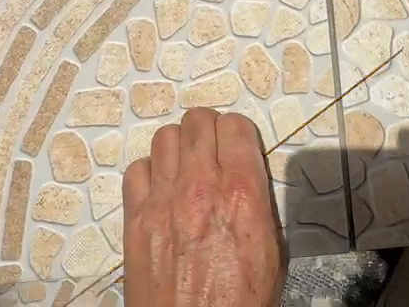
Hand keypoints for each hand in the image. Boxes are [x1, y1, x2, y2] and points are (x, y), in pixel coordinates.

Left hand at [123, 108, 284, 306]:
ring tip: (185, 167)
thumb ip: (259, 202)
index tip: (237, 146)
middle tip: (212, 151)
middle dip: (208, 130)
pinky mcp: (136, 220)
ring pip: (165, 137)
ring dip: (178, 146)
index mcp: (242, 193)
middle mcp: (201, 187)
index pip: (235, 125)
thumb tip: (247, 174)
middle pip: (197, 120)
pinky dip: (150, 174)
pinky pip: (137, 170)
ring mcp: (163, 201)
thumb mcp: (272, 252)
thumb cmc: (241, 305)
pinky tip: (161, 191)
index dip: (237, 133)